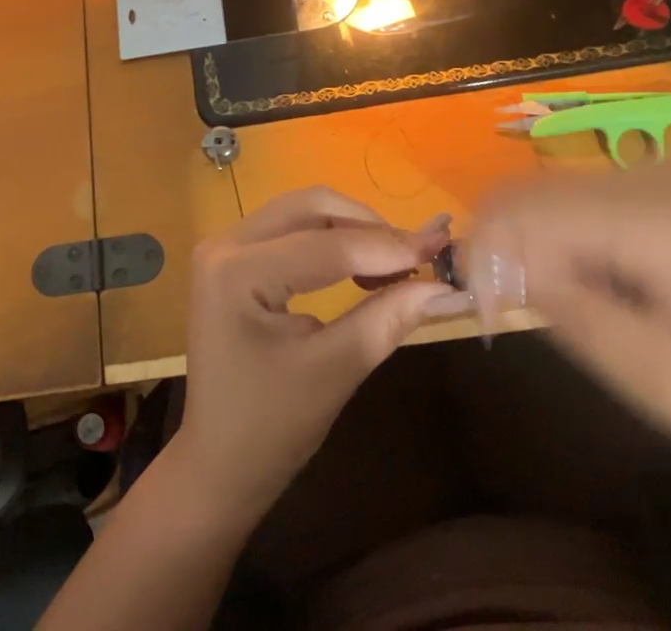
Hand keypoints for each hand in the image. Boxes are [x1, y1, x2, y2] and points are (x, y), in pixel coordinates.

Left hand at [176, 187, 454, 511]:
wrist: (220, 461)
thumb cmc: (271, 426)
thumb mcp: (335, 369)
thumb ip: (390, 317)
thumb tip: (450, 285)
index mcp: (236, 272)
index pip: (328, 246)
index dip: (390, 247)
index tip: (444, 252)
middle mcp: (223, 246)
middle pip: (312, 209)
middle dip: (370, 228)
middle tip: (419, 259)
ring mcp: (223, 250)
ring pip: (302, 214)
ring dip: (353, 231)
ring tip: (397, 268)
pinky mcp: (231, 262)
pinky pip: (289, 232)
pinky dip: (331, 242)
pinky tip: (363, 270)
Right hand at [466, 165, 670, 469]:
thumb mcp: (656, 376)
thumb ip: (572, 311)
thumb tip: (496, 266)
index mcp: (661, 220)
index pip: (529, 207)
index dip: (487, 254)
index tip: (482, 313)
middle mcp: (657, 178)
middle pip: (533, 192)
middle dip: (503, 250)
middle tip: (508, 316)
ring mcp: (663, 176)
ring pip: (549, 194)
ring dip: (529, 247)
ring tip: (551, 308)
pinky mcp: (664, 188)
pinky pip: (579, 200)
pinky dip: (559, 240)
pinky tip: (586, 286)